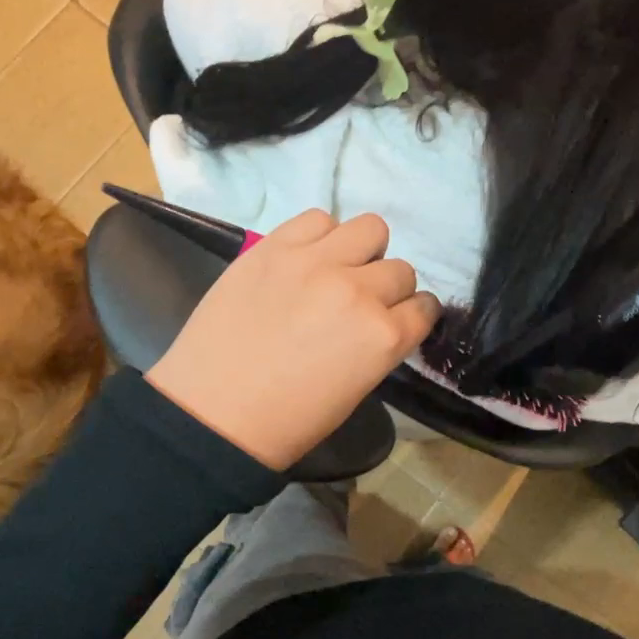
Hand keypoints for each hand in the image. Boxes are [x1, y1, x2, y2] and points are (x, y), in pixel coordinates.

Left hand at [145, 210, 439, 470]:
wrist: (214, 414)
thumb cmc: (290, 420)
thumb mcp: (357, 388)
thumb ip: (379, 346)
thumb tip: (382, 319)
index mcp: (384, 338)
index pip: (425, 307)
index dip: (413, 315)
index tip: (397, 319)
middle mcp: (359, 292)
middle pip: (401, 270)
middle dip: (388, 288)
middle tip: (358, 304)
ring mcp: (316, 264)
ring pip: (370, 229)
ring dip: (363, 252)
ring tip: (336, 272)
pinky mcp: (274, 247)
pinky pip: (319, 219)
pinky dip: (322, 236)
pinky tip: (306, 260)